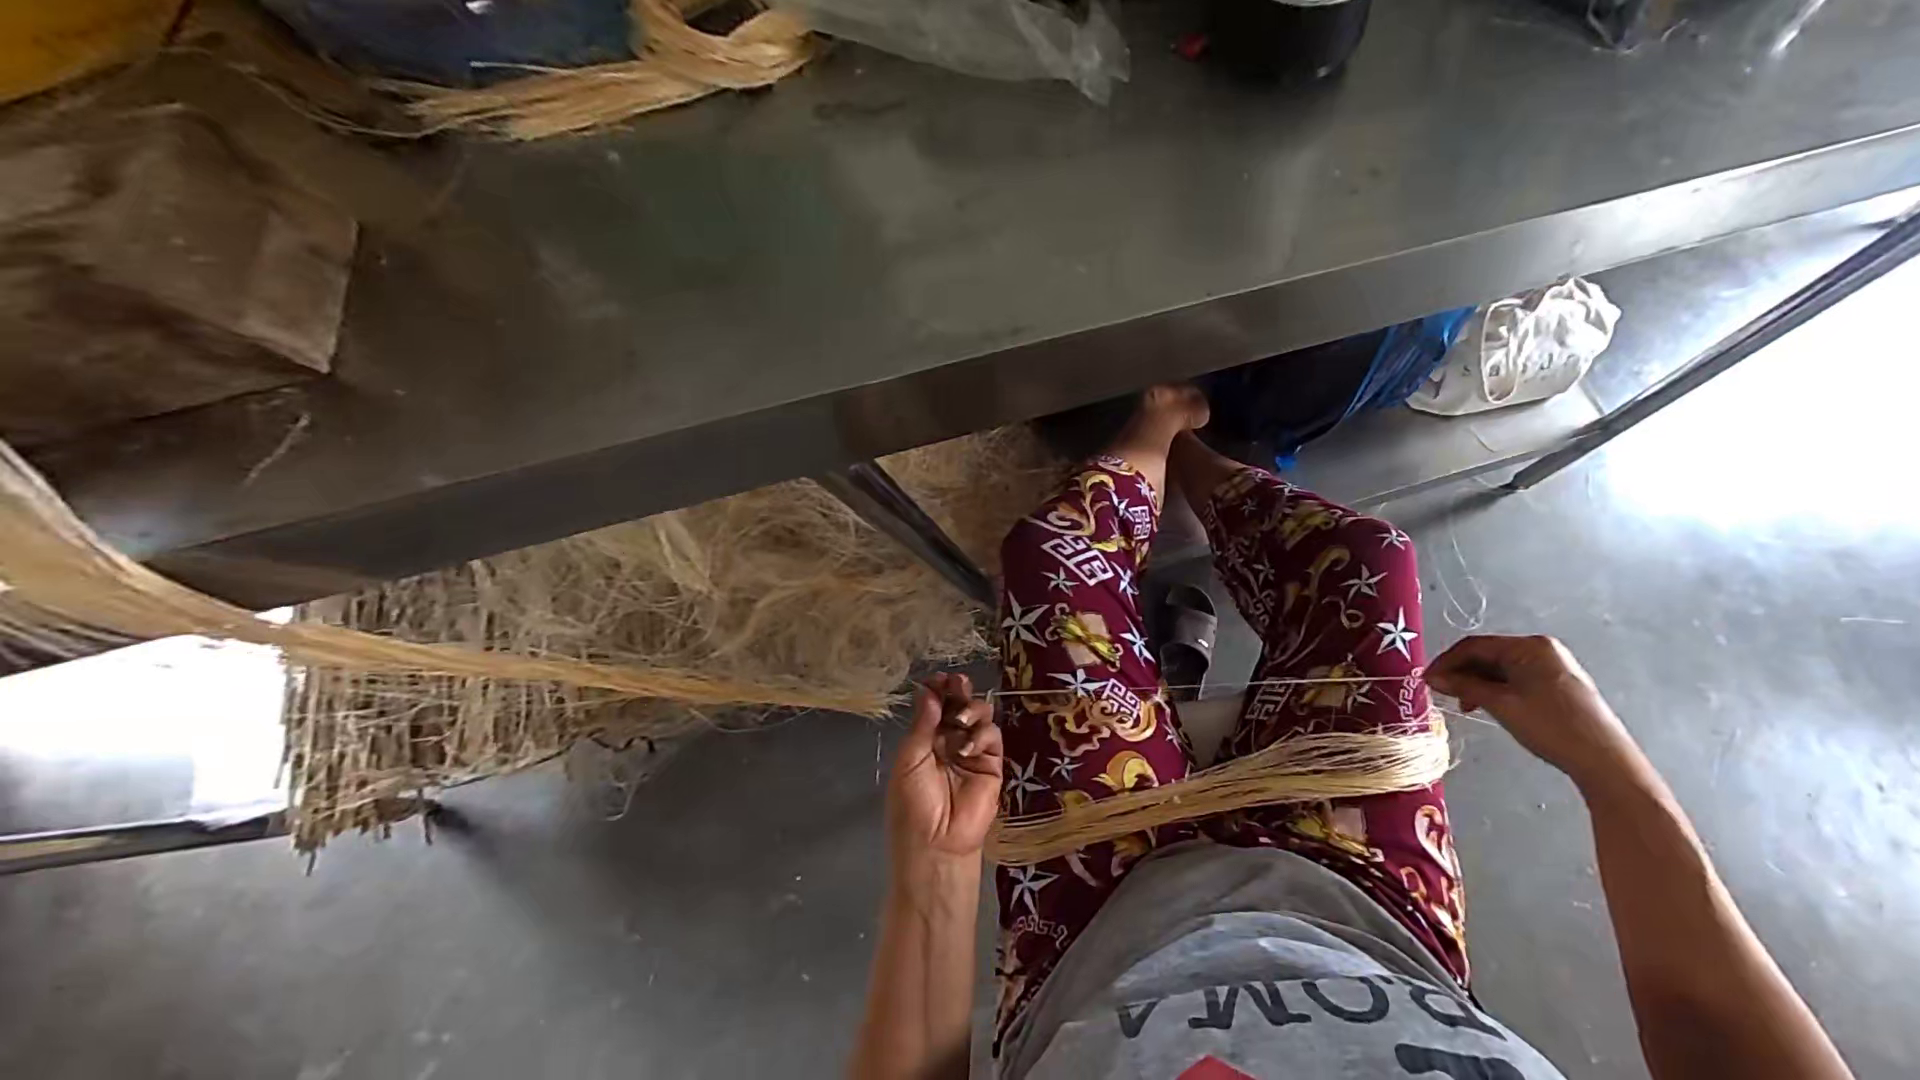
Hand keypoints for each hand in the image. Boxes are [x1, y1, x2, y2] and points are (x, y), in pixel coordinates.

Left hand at [888, 672, 1003, 863]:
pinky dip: (981, 735)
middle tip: (957, 682)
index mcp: (924, 739)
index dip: (938, 690)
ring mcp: (972, 751)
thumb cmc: (913, 804)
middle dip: (958, 691)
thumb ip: (922, 724)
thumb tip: (928, 691)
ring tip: (960, 719)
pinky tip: (967, 747)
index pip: (934, 706)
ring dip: (971, 709)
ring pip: (979, 716)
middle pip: (959, 705)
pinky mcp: (992, 764)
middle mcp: (949, 741)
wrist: (936, 844)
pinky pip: (992, 738)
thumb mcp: (909, 760)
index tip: (939, 678)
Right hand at [1426, 635, 1645, 791]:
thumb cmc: (1550, 726)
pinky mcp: (1557, 684)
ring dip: (1476, 683)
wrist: (1605, 762)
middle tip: (1440, 691)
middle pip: (1488, 655)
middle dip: (1461, 673)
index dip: (1446, 661)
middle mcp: (1542, 650)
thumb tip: (1433, 678)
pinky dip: (1494, 690)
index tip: (1426, 679)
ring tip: (1463, 703)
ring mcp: (1552, 667)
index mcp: (1530, 646)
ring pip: (1499, 669)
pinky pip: (1514, 679)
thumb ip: (1463, 685)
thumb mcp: (1500, 703)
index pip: (1475, 646)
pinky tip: (1485, 705)